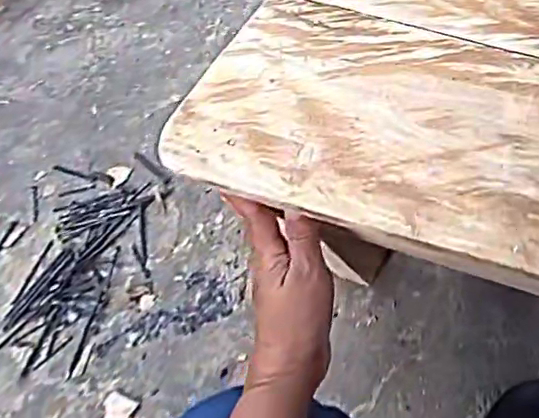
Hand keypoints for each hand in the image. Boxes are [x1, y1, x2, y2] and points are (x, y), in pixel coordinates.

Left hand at [221, 194, 332, 403]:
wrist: (293, 362)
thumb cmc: (298, 319)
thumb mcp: (307, 272)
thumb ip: (303, 237)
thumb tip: (296, 203)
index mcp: (269, 256)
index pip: (255, 218)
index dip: (244, 197)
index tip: (231, 175)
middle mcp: (268, 262)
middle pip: (260, 224)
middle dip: (256, 200)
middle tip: (254, 175)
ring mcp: (277, 273)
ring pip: (273, 234)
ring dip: (272, 213)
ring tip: (278, 193)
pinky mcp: (290, 282)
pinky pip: (287, 245)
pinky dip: (290, 229)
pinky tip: (300, 227)